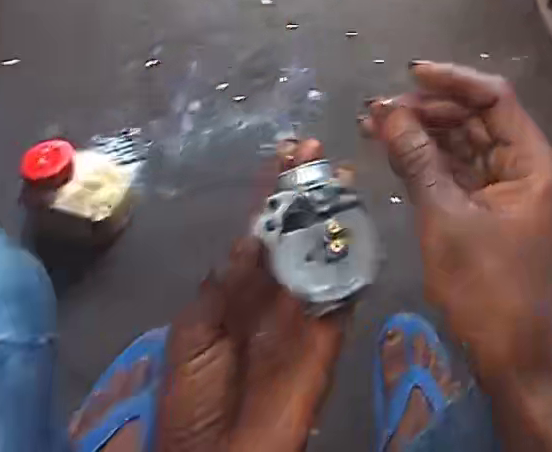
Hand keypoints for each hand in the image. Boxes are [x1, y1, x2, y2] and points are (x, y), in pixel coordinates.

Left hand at [156, 139, 347, 451]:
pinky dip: (353, 260)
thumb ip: (224, 284)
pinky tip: (359, 225)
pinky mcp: (329, 333)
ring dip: (334, 213)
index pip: (261, 229)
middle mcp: (275, 290)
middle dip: (306, 191)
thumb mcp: (193, 333)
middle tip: (317, 151)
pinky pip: (344, 293)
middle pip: (296, 231)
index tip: (285, 154)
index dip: (272, 192)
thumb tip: (252, 237)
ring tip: (343, 175)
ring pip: (323, 251)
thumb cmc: (192, 400)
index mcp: (238, 288)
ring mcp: (304, 309)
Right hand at [364, 63, 551, 451]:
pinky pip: (456, 167)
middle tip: (380, 109)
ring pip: (462, 141)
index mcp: (531, 161)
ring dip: (423, 131)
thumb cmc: (486, 289)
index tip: (410, 75)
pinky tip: (394, 149)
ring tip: (376, 124)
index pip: (494, 98)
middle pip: (476, 117)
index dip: (453, 80)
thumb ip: (417, 159)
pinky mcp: (486, 205)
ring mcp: (505, 185)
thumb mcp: (445, 218)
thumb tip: (386, 111)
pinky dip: (427, 158)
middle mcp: (522, 164)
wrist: (510, 361)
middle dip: (429, 109)